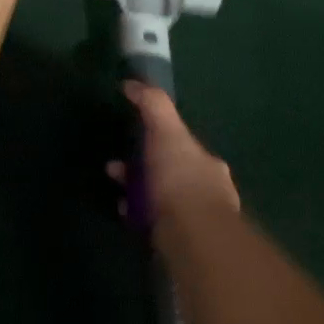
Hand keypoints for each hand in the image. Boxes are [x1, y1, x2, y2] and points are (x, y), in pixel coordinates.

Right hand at [107, 81, 238, 221]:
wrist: (192, 234)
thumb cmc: (180, 178)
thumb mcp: (166, 130)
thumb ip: (152, 104)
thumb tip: (132, 83)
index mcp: (208, 164)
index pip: (183, 146)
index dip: (158, 139)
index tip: (133, 136)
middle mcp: (208, 190)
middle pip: (171, 171)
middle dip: (143, 166)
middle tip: (116, 166)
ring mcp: (198, 218)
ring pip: (163, 197)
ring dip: (138, 189)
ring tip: (115, 188)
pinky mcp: (184, 240)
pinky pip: (156, 220)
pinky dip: (139, 213)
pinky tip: (125, 211)